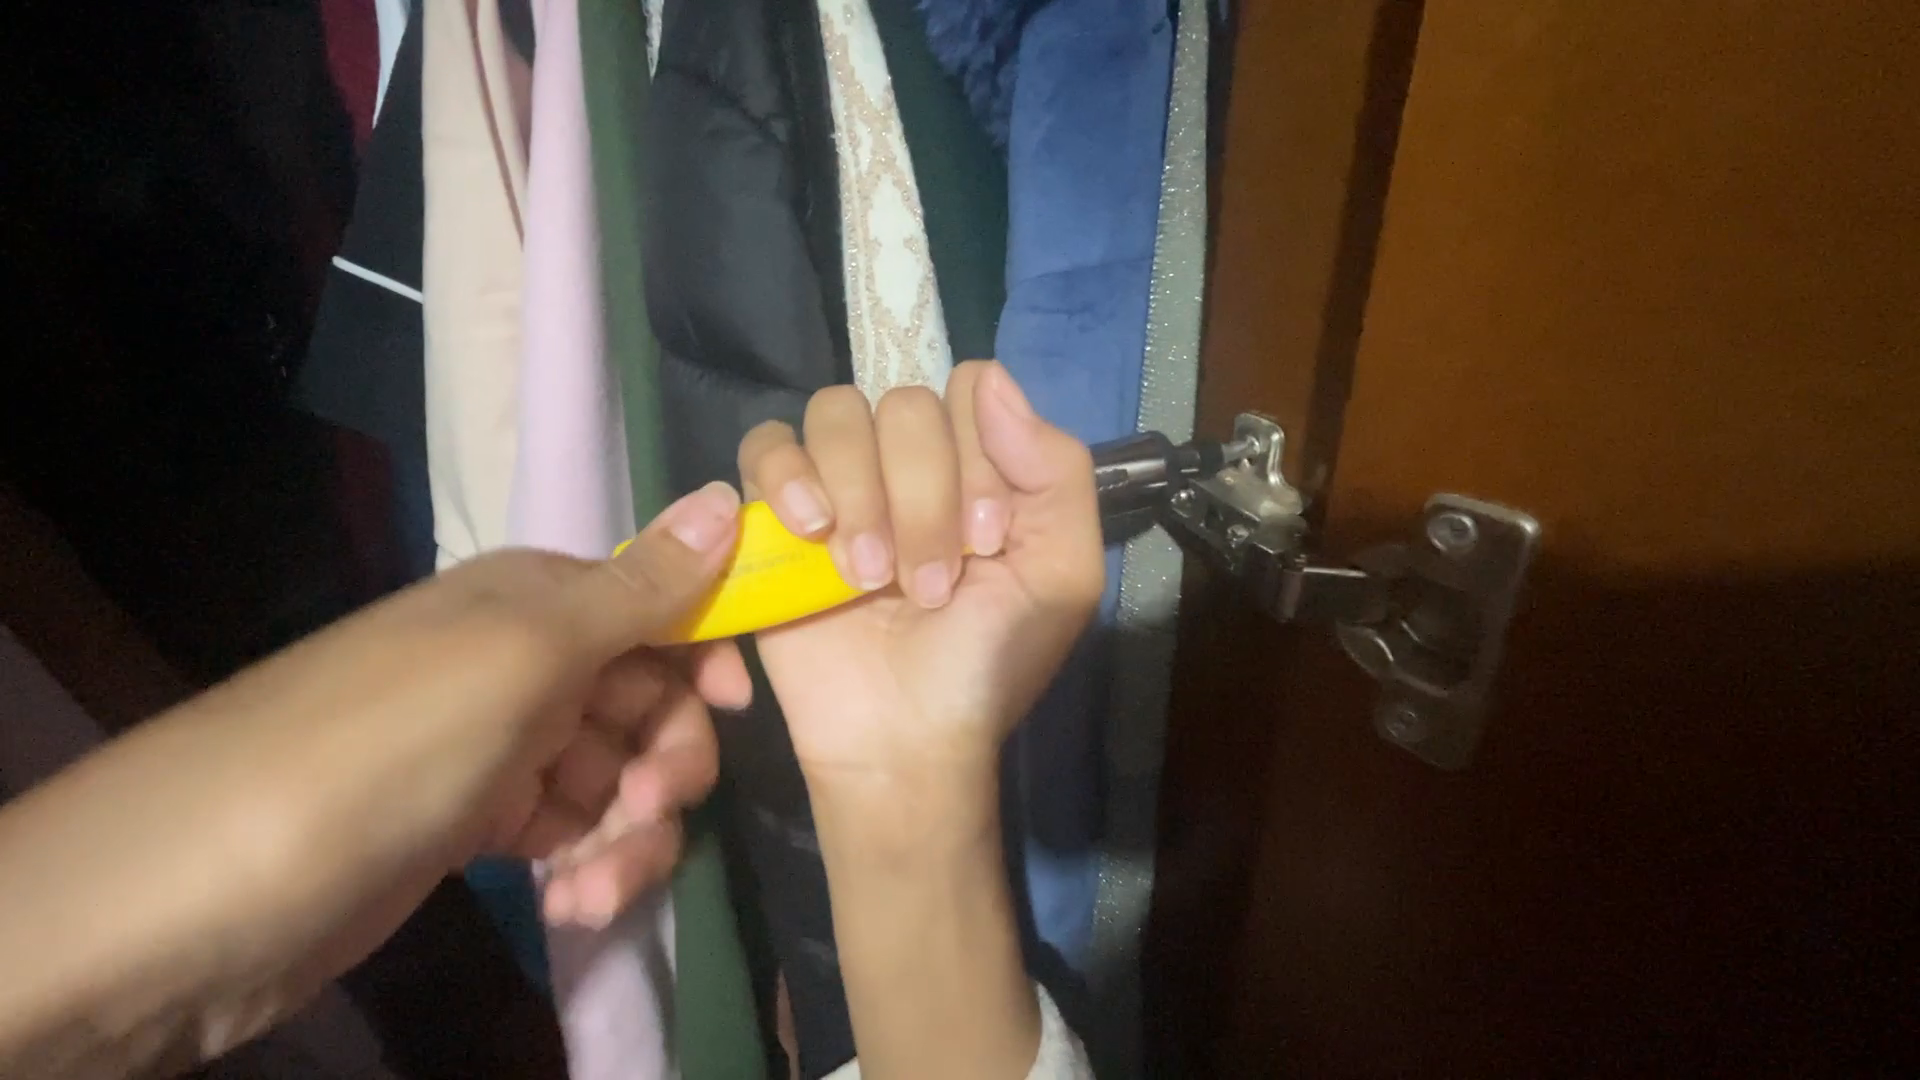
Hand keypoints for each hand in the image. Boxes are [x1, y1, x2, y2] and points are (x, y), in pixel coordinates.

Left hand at [397, 483, 753, 928]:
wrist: (179, 904)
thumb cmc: (388, 743)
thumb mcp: (527, 652)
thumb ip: (642, 588)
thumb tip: (725, 498)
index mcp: (540, 599)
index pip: (660, 608)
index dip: (705, 654)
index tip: (737, 707)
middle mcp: (528, 662)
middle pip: (648, 700)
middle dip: (669, 756)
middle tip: (655, 806)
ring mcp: (505, 745)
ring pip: (617, 774)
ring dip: (631, 830)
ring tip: (600, 886)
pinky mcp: (480, 821)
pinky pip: (572, 829)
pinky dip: (587, 864)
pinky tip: (569, 901)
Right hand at [738, 361, 1104, 784]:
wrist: (904, 737)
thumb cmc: (989, 659)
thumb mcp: (1061, 573)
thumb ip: (1057, 470)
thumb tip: (990, 377)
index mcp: (979, 466)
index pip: (970, 390)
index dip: (979, 457)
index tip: (988, 538)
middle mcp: (911, 461)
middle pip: (905, 403)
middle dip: (922, 497)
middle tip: (930, 585)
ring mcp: (842, 483)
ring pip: (837, 413)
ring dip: (860, 494)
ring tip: (868, 576)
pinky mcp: (776, 515)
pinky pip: (765, 444)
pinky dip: (786, 475)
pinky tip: (809, 530)